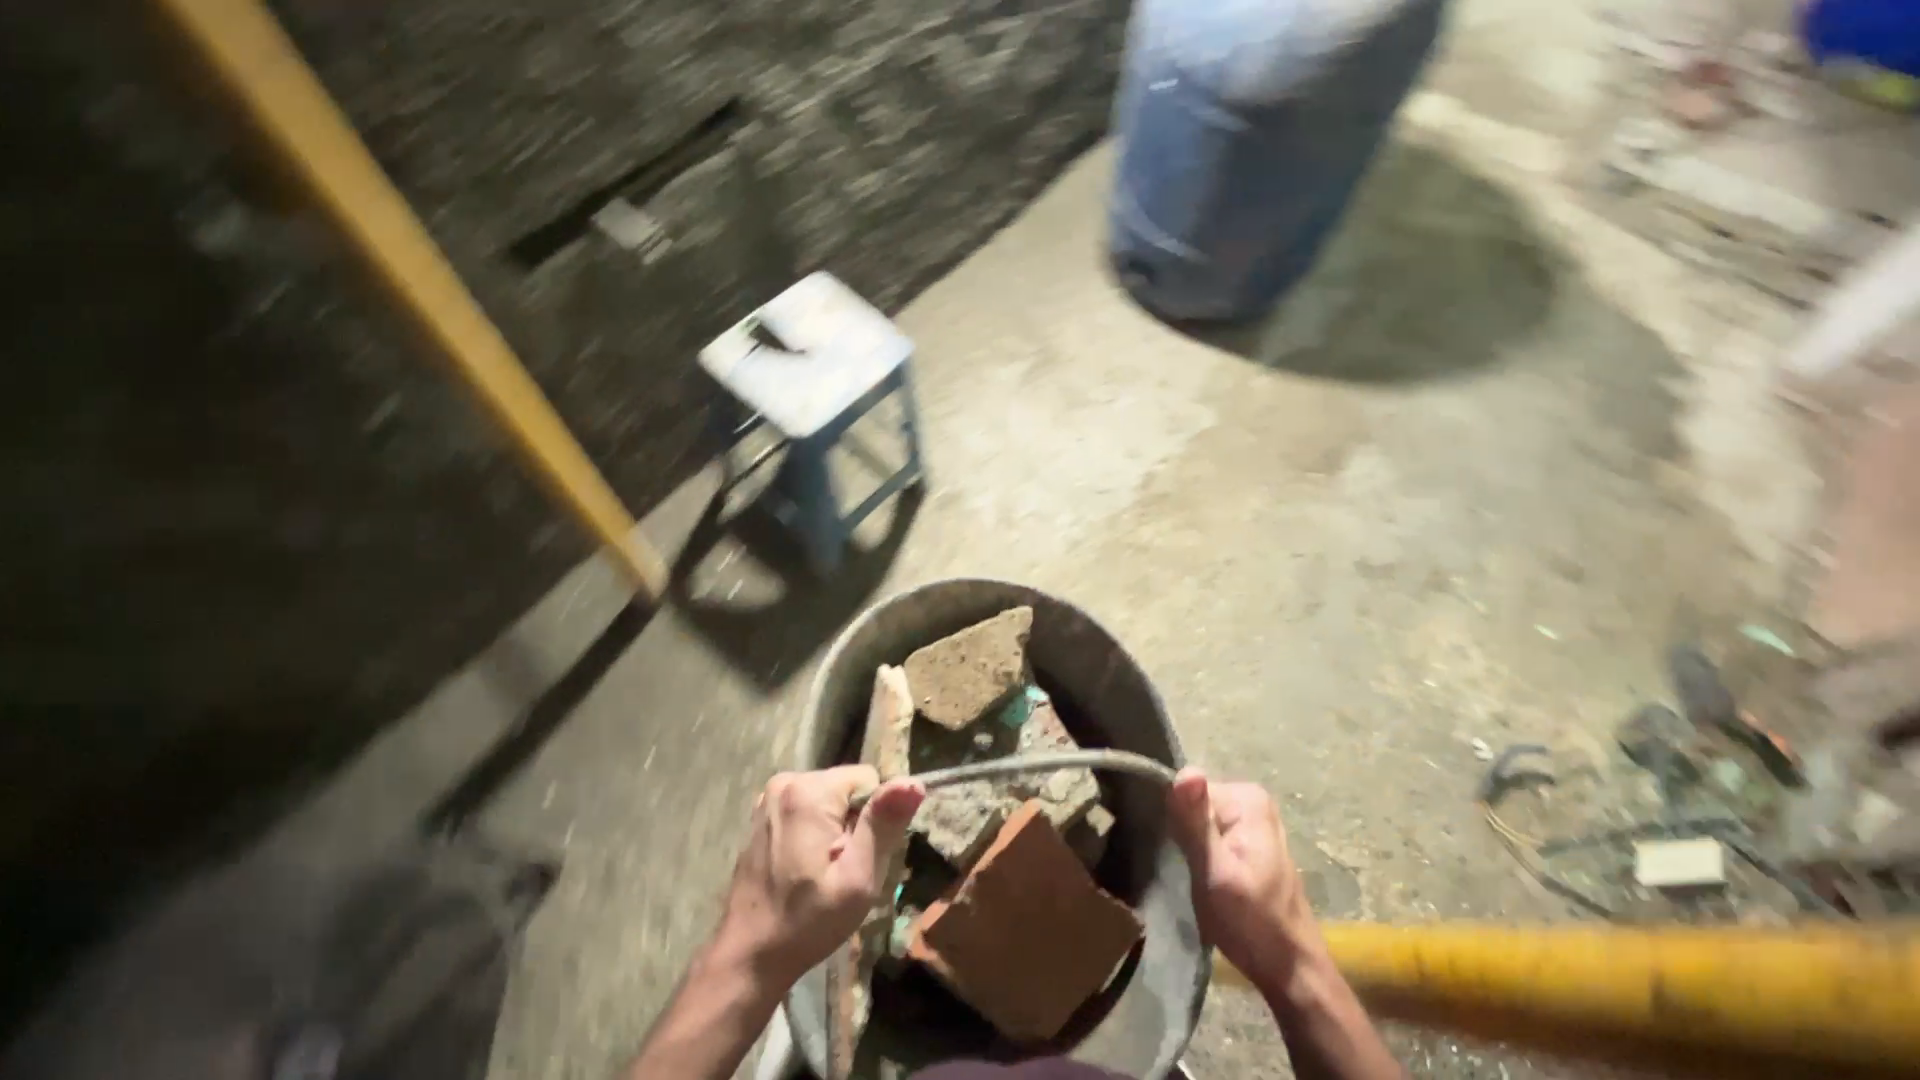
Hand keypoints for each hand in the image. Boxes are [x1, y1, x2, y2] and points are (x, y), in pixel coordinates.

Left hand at [712, 766, 924, 989]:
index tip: (857, 857)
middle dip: (854, 823)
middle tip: (841, 869)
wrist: (749, 954)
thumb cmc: (807, 922)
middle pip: (847, 788)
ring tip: (823, 871)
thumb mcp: (857, 879)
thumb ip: (883, 825)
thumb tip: (913, 782)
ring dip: (835, 829)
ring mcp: (769, 797)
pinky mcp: (762, 814)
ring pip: (829, 799)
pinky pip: (807, 809)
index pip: (869, 779)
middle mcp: (785, 781)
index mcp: (809, 791)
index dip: (874, 819)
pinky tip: (804, 866)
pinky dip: (815, 832)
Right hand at [1167, 767, 1322, 991]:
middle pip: (1191, 804)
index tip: (1174, 855)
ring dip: (1188, 847)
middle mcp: (1252, 800)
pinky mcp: (1248, 843)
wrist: (1290, 969)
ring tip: (1189, 876)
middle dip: (1181, 834)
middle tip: (1184, 870)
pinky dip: (1199, 854)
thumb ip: (1197, 822)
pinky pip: (1209, 834)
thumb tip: (1184, 771)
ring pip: (1197, 821)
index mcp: (1247, 798)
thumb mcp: (1216, 872)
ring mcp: (1252, 822)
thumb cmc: (1252, 922)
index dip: (1174, 823)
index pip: (1184, 790)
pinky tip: (1200, 878)